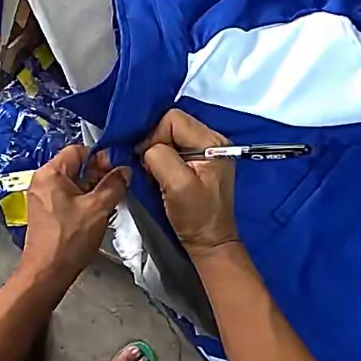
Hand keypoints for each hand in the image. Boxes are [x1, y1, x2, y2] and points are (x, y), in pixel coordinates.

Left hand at [17, 144, 130, 287]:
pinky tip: (98, 212)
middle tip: (118, 186)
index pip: (79, 150)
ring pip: (74, 183)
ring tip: (110, 201)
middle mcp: (43, 181)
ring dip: (94, 189)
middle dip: (99, 174)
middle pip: (76, 165)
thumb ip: (114, 184)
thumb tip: (124, 171)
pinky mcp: (47, 212)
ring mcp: (43, 197)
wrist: (47, 272)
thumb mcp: (98, 207)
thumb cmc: (69, 239)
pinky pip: (69, 196)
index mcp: (51, 173)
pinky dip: (84, 200)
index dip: (101, 156)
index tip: (118, 169)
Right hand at [138, 109, 240, 256]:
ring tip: (158, 174)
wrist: (210, 242)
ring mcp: (207, 151)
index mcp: (212, 142)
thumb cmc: (197, 217)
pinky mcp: (199, 162)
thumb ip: (160, 157)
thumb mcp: (177, 185)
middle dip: (156, 143)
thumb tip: (147, 147)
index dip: (154, 136)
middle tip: (152, 169)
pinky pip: (174, 148)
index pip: (173, 119)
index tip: (149, 161)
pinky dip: (163, 159)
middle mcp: (212, 140)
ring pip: (171, 135)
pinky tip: (163, 175)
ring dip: (159, 152)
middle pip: (172, 124)